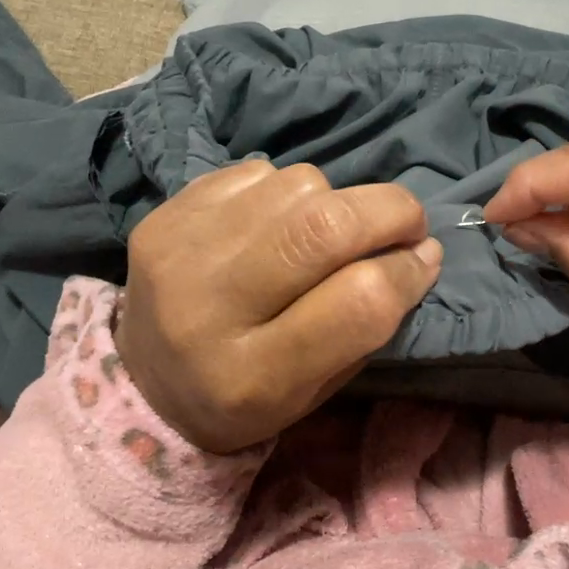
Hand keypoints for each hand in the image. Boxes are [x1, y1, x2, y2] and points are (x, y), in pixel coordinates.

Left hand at [113, 160, 442, 453]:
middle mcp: (207, 308)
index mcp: (252, 377)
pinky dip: (288, 190)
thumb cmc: (246, 397)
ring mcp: (178, 250)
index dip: (408, 271)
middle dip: (389, 212)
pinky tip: (280, 222)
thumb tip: (421, 250)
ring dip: (337, 200)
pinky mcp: (164, 213)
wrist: (144, 383)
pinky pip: (259, 171)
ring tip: (331, 230)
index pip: (358, 302)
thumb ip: (370, 324)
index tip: (424, 260)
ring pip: (296, 184)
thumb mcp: (315, 390)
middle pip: (323, 229)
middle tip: (407, 224)